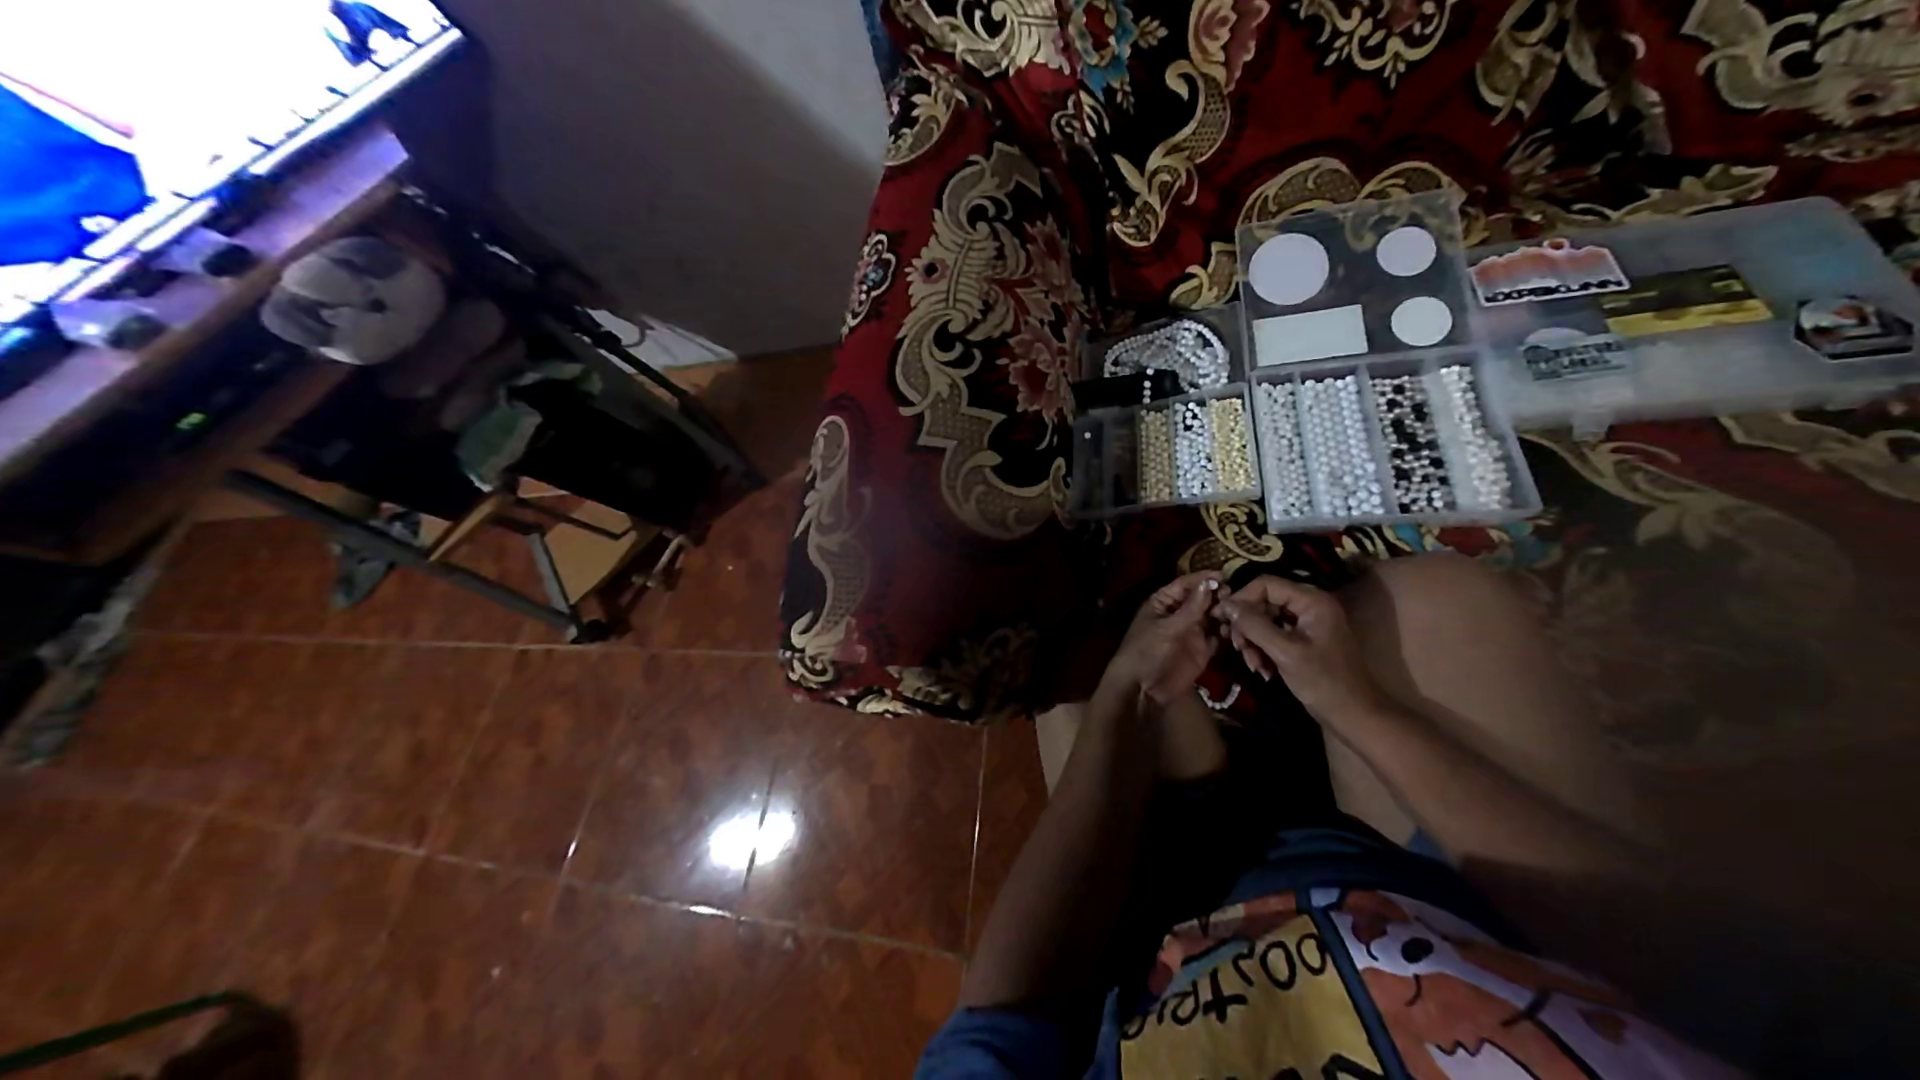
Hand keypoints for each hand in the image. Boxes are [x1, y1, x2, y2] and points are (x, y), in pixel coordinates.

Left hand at [1102, 571, 1223, 706]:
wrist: (1142, 689)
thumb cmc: (1146, 652)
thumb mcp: (1167, 628)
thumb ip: (1190, 608)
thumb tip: (1209, 584)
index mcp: (1163, 603)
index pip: (1184, 585)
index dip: (1202, 579)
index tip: (1223, 575)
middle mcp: (1179, 614)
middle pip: (1202, 599)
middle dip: (1217, 595)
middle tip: (1233, 594)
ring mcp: (1192, 632)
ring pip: (1212, 616)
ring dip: (1224, 613)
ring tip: (1236, 611)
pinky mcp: (1202, 650)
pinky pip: (1218, 636)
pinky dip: (1227, 632)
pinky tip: (1237, 628)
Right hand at [1214, 576, 1385, 722]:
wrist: (1352, 714)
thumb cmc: (1323, 682)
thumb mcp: (1285, 653)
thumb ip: (1254, 626)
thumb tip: (1225, 605)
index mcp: (1312, 601)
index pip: (1266, 584)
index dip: (1242, 598)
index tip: (1223, 620)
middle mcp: (1309, 605)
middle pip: (1263, 601)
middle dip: (1247, 625)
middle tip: (1237, 647)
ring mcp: (1306, 622)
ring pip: (1264, 619)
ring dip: (1252, 641)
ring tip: (1253, 665)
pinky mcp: (1302, 639)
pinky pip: (1272, 634)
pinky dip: (1262, 649)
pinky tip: (1263, 669)